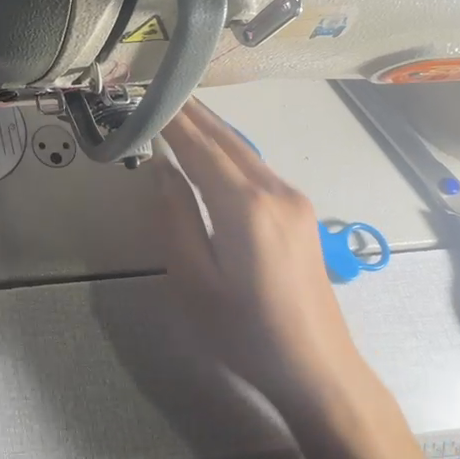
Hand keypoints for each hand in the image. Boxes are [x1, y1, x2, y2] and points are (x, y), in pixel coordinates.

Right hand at [147, 100, 367, 416]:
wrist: (318, 370)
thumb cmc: (245, 332)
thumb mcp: (193, 279)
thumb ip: (175, 217)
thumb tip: (162, 168)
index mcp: (245, 206)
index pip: (198, 146)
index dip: (168, 118)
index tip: (141, 93)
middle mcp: (274, 191)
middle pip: (224, 138)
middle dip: (188, 112)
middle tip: (152, 88)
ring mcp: (293, 200)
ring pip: (242, 149)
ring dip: (206, 127)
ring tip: (172, 108)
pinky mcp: (299, 213)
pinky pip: (254, 166)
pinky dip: (224, 147)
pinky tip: (206, 145)